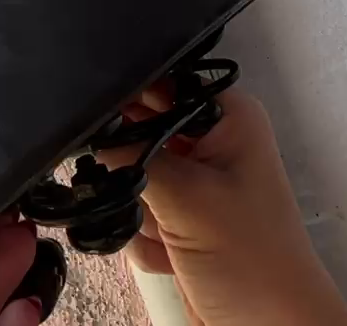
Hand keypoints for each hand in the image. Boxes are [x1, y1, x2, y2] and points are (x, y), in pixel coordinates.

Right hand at [102, 87, 346, 325]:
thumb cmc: (252, 262)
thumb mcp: (188, 199)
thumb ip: (136, 158)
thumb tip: (95, 132)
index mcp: (229, 117)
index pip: (168, 84)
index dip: (131, 96)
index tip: (99, 118)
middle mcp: (214, 143)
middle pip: (146, 130)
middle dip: (134, 165)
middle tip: (133, 188)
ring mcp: (198, 186)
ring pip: (138, 175)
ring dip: (140, 210)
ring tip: (165, 234)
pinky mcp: (185, 223)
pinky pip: (141, 213)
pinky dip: (145, 237)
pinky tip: (168, 256)